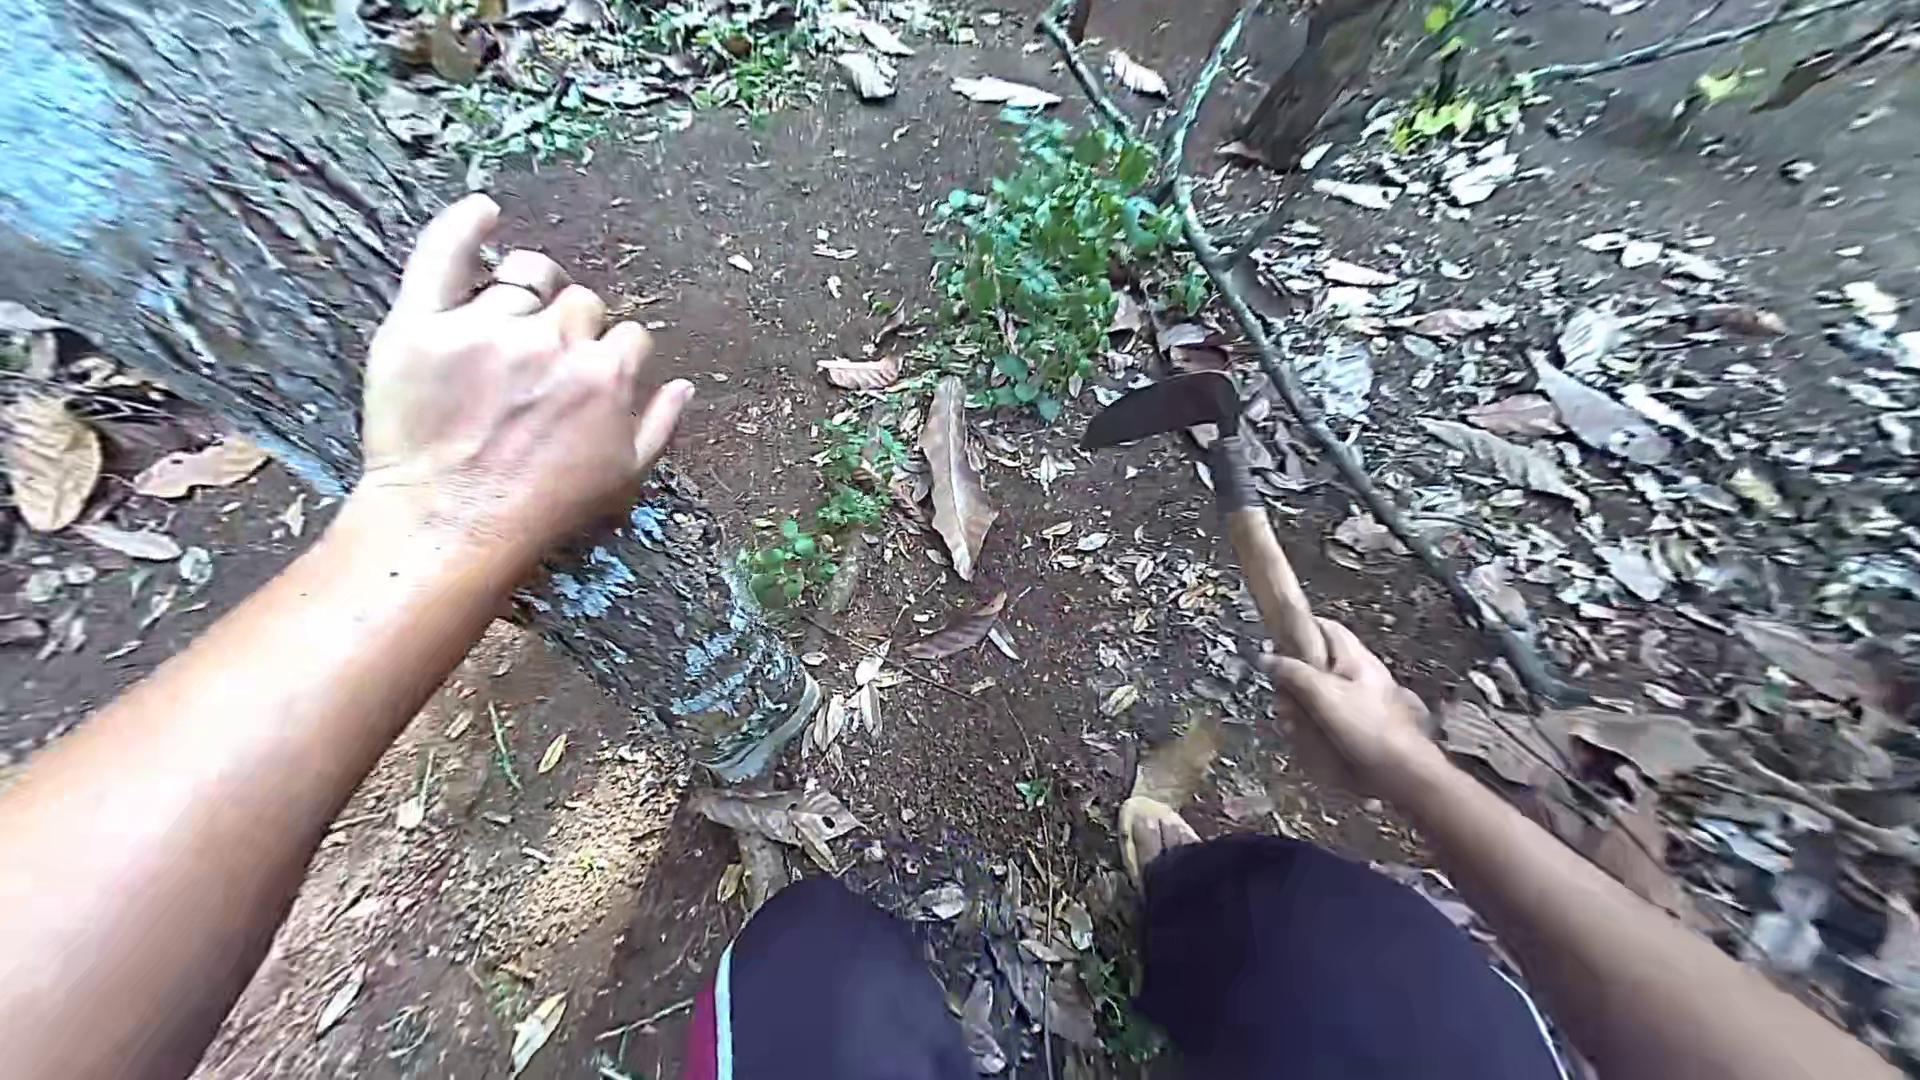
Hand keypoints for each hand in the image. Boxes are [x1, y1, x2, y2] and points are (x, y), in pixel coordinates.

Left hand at [353, 194, 692, 556]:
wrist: (455, 521)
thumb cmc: (552, 503)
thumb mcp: (628, 473)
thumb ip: (662, 423)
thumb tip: (684, 385)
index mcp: (607, 376)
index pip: (630, 336)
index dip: (621, 352)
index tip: (604, 370)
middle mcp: (554, 341)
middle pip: (583, 302)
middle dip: (581, 323)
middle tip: (560, 353)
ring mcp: (486, 328)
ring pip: (526, 276)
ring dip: (536, 287)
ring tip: (526, 305)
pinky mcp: (423, 324)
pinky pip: (443, 256)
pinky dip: (464, 227)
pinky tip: (485, 211)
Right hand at [1261, 618, 1441, 797]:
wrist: (1402, 775)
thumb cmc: (1366, 728)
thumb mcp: (1323, 694)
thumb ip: (1293, 672)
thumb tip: (1265, 658)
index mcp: (1356, 661)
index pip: (1327, 628)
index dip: (1302, 628)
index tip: (1278, 641)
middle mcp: (1357, 677)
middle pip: (1313, 664)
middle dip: (1292, 682)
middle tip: (1284, 698)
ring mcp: (1357, 702)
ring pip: (1313, 694)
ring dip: (1297, 708)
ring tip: (1291, 723)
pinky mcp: (1354, 726)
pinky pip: (1322, 717)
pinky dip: (1308, 725)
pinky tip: (1302, 737)